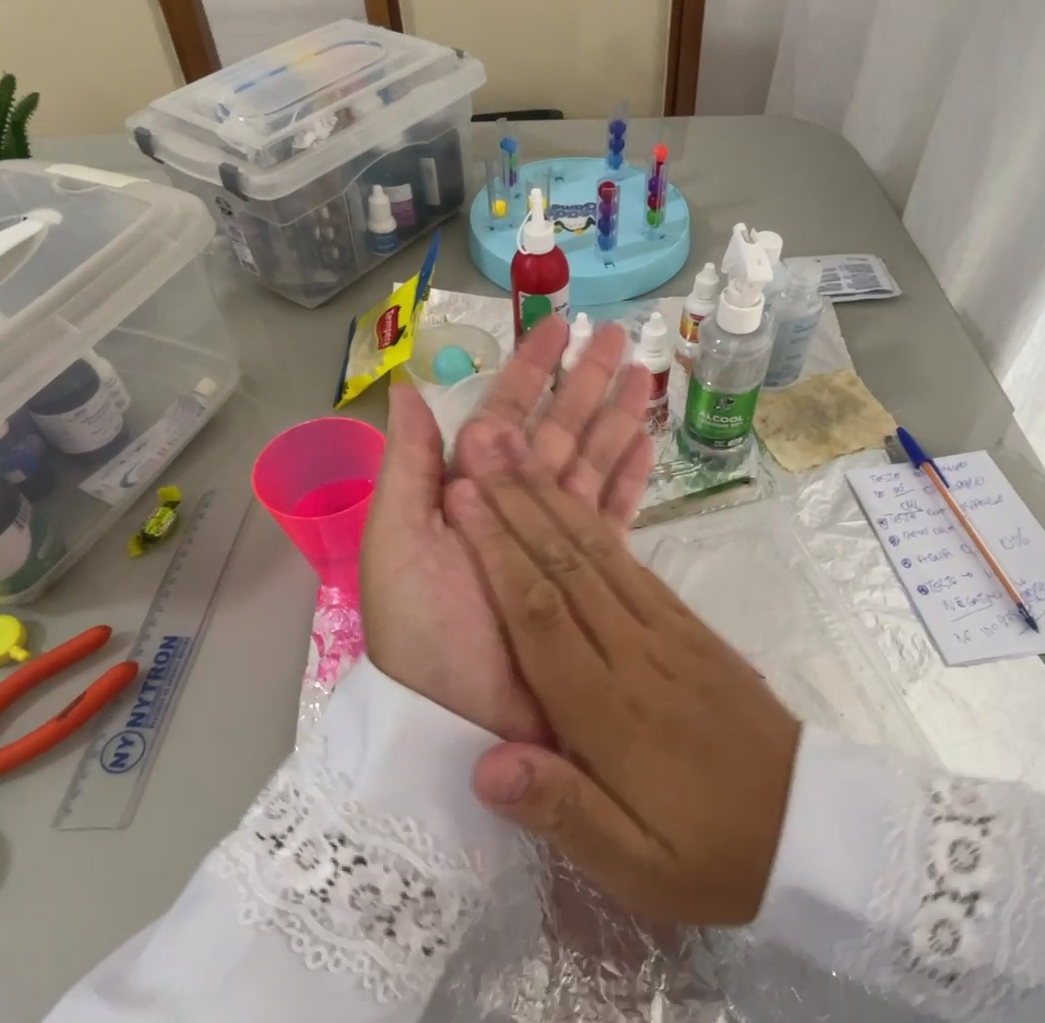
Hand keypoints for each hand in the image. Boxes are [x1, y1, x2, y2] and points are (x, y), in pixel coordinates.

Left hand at [361, 317, 654, 742]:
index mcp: (466, 492)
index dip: (529, 372)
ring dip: (616, 421)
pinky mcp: (584, 576)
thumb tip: (407, 386)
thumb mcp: (396, 540)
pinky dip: (628, 482)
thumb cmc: (419, 624)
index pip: (502, 417)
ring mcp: (551, 541)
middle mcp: (511, 508)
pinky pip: (611, 518)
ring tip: (647, 377)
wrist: (454, 716)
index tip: (557, 329)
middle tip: (620, 336)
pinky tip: (648, 447)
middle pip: (555, 431)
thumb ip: (409, 464)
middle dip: (586, 383)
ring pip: (590, 465)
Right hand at [446, 449, 801, 924]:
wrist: (814, 829)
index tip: (463, 499)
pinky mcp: (696, 633)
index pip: (541, 616)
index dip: (497, 553)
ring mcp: (673, 637)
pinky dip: (601, 530)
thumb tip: (484, 766)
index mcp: (611, 712)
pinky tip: (580, 510)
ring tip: (520, 460)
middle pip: (568, 567)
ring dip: (556, 503)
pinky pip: (639, 569)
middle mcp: (638, 656)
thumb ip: (562, 813)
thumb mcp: (637, 866)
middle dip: (518, 505)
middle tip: (480, 449)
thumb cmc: (715, 855)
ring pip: (602, 556)